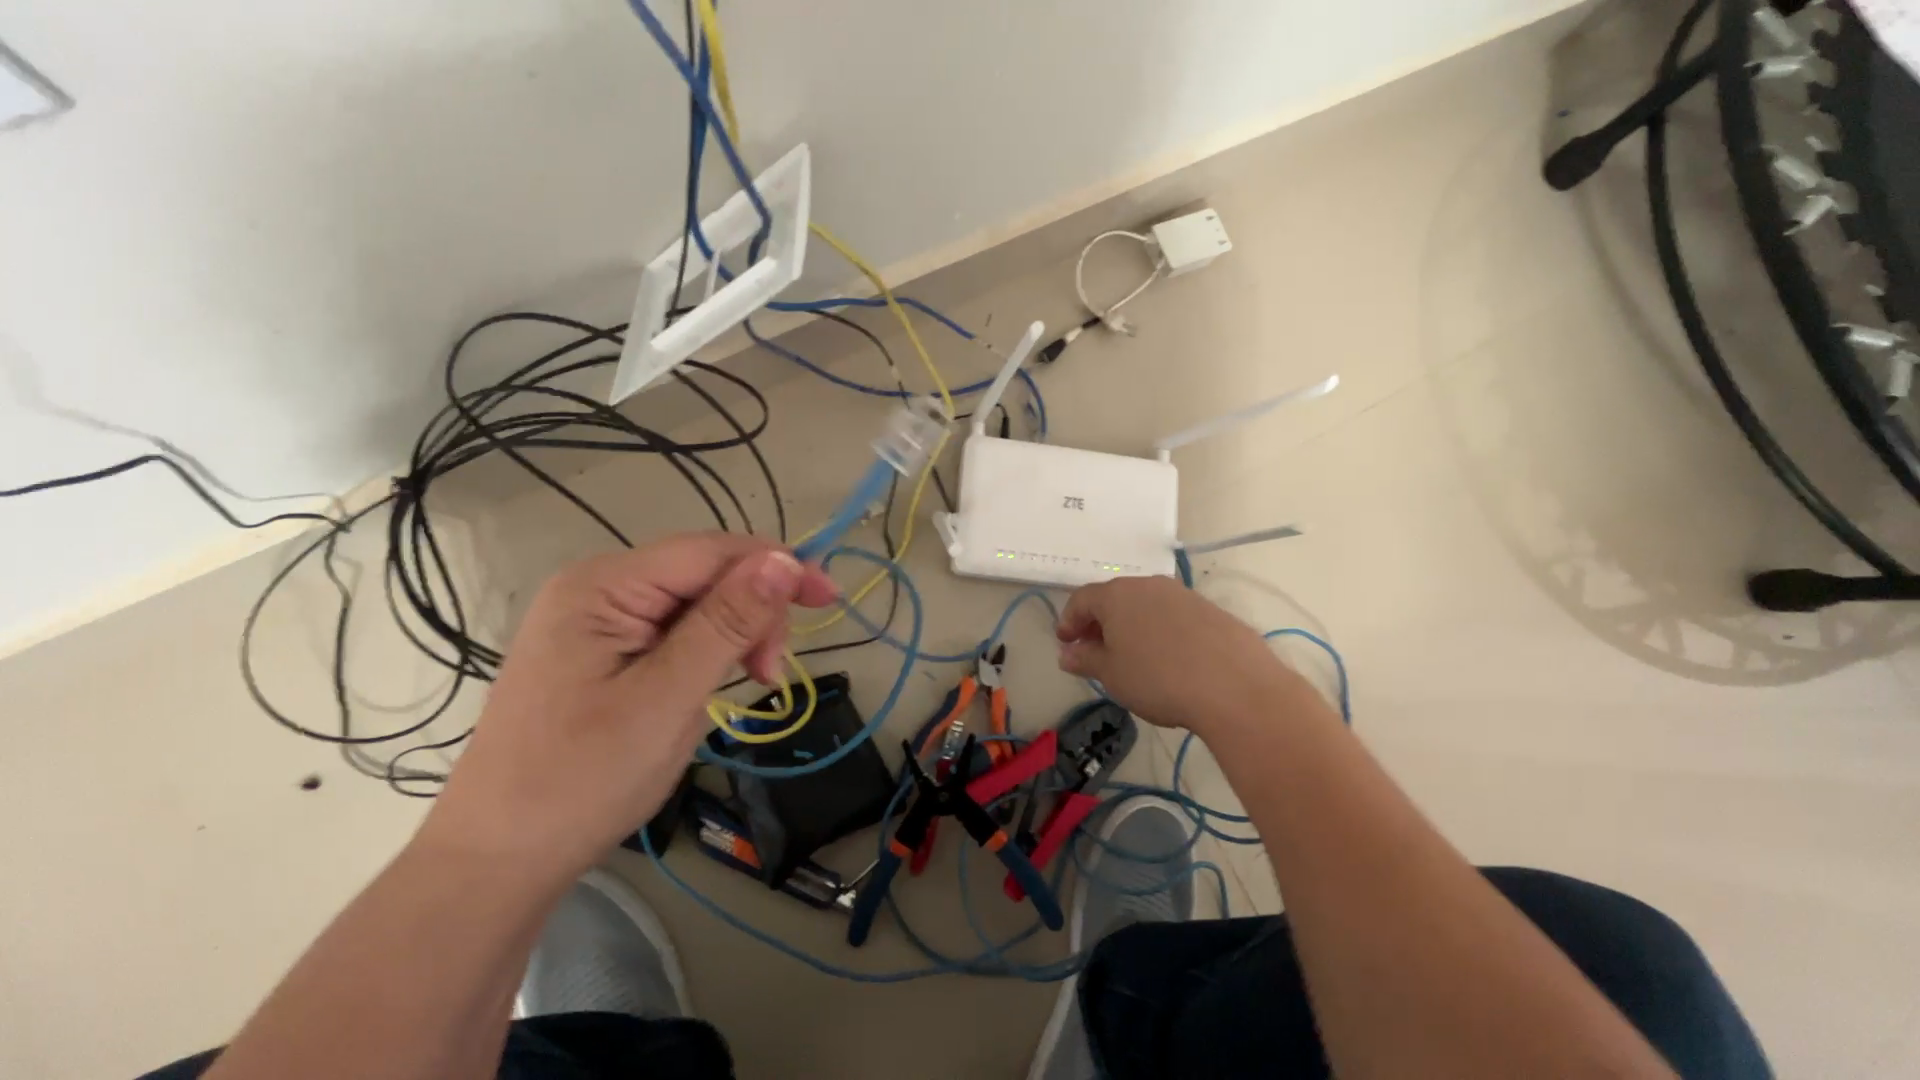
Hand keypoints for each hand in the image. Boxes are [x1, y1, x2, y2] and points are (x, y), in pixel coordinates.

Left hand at [417, 534, 837, 882]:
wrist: (498, 857)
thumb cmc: (583, 778)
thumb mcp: (668, 697)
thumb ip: (727, 623)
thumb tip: (783, 559)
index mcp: (602, 586)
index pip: (709, 551)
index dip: (775, 566)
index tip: (831, 599)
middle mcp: (594, 588)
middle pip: (701, 573)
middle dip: (752, 611)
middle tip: (772, 677)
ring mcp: (590, 622)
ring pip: (690, 604)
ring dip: (732, 635)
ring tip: (748, 686)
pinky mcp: (595, 654)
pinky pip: (667, 633)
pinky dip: (703, 654)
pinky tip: (709, 686)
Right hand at [1056, 576, 1312, 733]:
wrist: (1235, 687)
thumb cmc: (1159, 679)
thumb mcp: (1112, 674)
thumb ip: (1086, 659)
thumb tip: (1068, 653)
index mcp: (1117, 595)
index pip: (1082, 599)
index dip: (1069, 621)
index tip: (1065, 644)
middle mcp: (1149, 585)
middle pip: (1115, 598)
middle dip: (1100, 623)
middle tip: (1094, 651)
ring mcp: (1184, 595)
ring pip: (1147, 606)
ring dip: (1132, 627)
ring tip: (1131, 658)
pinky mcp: (1212, 612)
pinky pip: (1174, 617)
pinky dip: (1161, 632)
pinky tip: (1168, 660)